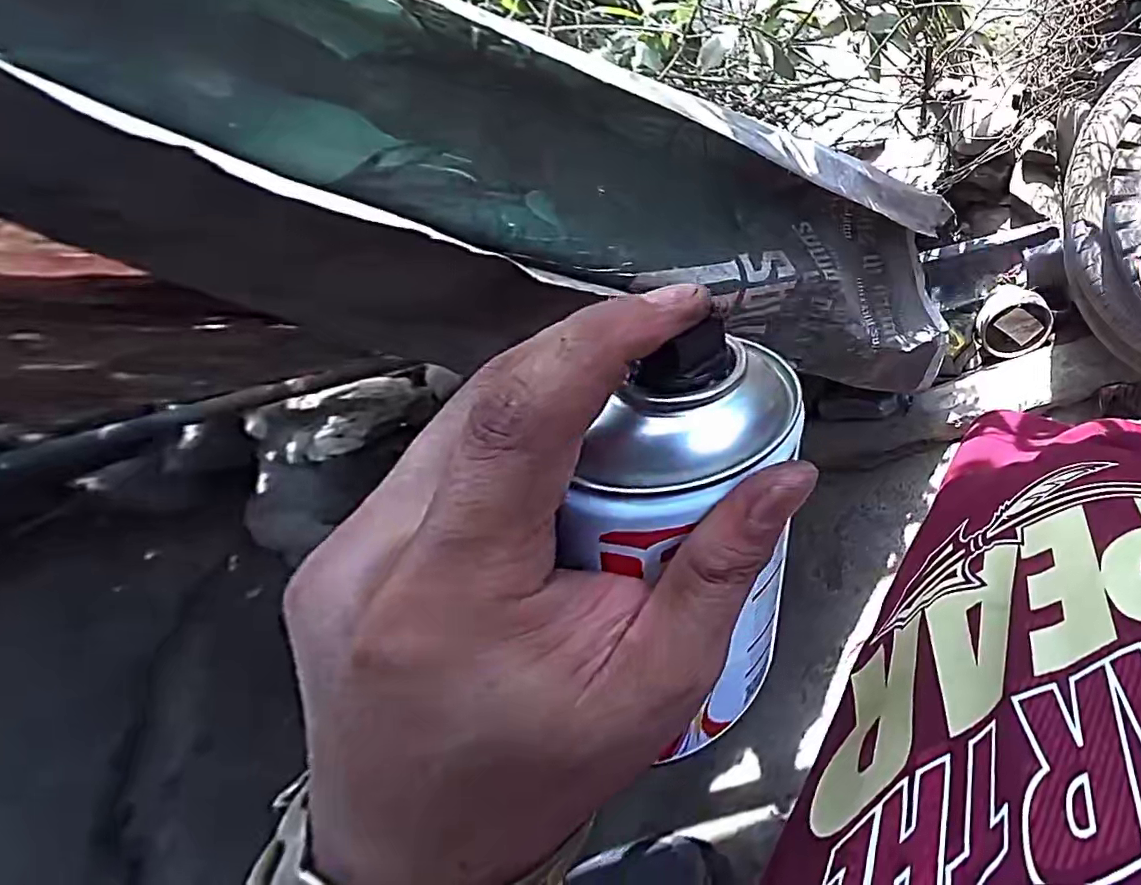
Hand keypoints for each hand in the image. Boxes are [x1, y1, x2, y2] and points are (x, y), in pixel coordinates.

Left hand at [283, 284, 817, 884]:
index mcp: (451, 590)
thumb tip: (787, 479)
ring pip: (471, 410)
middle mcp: (377, 552)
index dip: (602, 342)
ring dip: (565, 387)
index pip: (521, 420)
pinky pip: (459, 444)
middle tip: (673, 354)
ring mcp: (353, 541)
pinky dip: (533, 423)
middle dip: (595, 355)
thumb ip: (725, 566)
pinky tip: (584, 453)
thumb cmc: (543, 768)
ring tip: (639, 409)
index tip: (674, 309)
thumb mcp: (663, 676)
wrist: (423, 843)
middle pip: (493, 396)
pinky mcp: (362, 539)